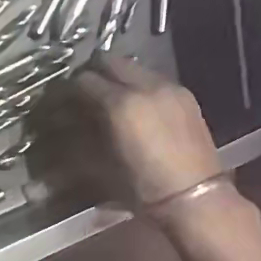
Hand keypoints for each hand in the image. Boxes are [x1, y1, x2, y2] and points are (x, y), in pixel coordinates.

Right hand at [59, 53, 224, 208]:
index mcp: (121, 105)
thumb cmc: (145, 190)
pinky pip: (156, 80)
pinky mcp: (186, 96)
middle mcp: (146, 87)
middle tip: (86, 91)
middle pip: (112, 62)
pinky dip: (141, 86)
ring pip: (136, 68)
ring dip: (120, 77)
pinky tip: (139, 107)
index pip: (86, 81)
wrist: (195, 198)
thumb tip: (71, 127)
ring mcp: (170, 88)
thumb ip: (84, 142)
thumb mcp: (106, 169)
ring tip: (113, 98)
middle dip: (95, 72)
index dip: (71, 88)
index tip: (64, 99)